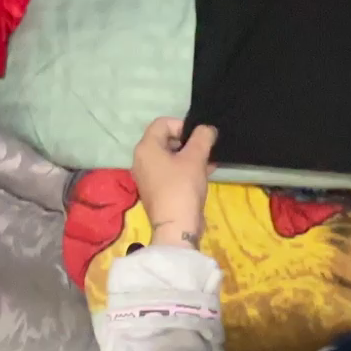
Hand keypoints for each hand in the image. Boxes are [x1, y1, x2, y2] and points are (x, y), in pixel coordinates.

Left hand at [132, 118, 215, 247]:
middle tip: (206, 150)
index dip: (183, 125)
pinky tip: (204, 174)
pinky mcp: (156, 190)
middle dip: (188, 142)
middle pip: (165, 140)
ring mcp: (147, 176)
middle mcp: (142, 160)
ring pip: (170, 157)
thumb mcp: (195, 158)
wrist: (176, 227)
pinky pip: (170, 172)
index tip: (199, 138)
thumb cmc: (182, 187)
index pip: (163, 123)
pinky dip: (185, 170)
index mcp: (146, 148)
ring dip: (189, 157)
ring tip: (209, 163)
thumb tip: (207, 129)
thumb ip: (202, 137)